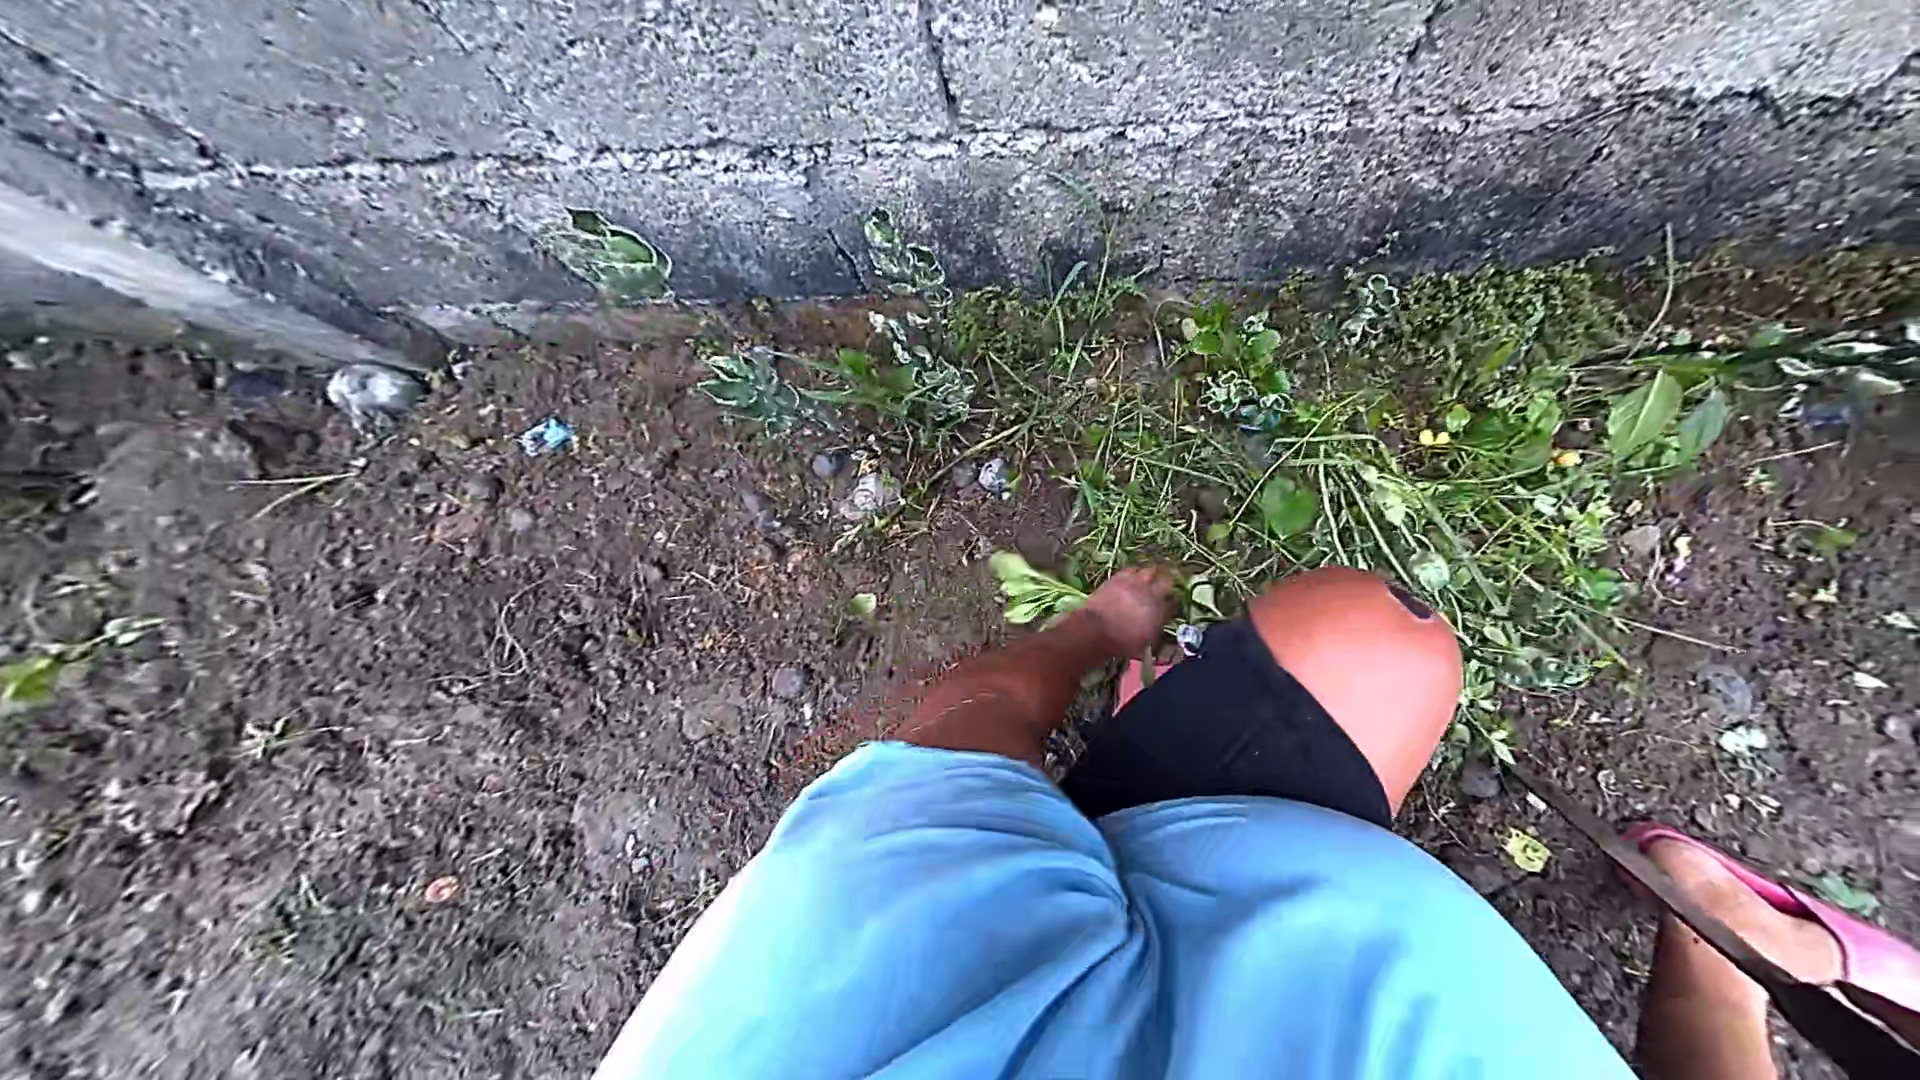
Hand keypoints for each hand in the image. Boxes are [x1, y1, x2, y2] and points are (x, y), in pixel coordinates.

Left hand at [1080, 565, 1175, 655]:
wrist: (1096, 629)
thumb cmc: (1122, 641)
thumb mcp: (1146, 640)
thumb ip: (1156, 626)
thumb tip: (1158, 621)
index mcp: (1160, 610)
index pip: (1173, 603)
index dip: (1172, 604)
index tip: (1169, 606)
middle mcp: (1151, 593)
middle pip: (1166, 581)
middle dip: (1167, 584)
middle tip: (1164, 587)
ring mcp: (1134, 583)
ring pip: (1150, 571)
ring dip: (1151, 575)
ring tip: (1149, 578)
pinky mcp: (1119, 578)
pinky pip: (1131, 570)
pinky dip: (1134, 573)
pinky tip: (1132, 577)